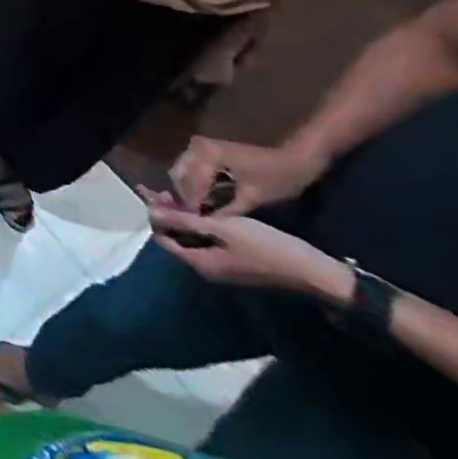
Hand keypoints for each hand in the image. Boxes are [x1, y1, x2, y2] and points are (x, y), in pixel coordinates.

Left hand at [147, 204, 352, 302]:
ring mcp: (221, 267)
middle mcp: (206, 268)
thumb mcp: (222, 228)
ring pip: (191, 239)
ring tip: (175, 193)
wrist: (309, 270)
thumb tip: (151, 213)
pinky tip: (201, 207)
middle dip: (166, 215)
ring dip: (181, 218)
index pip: (163, 237)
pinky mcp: (234, 262)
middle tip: (161, 188)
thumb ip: (185, 221)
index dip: (154, 214)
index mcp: (199, 262)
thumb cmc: (264, 246)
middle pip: (175, 239)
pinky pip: (206, 242)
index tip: (148, 190)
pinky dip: (197, 224)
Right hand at [169, 136, 328, 216]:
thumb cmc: (276, 179)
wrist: (294, 161)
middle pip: (179, 175)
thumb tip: (202, 224)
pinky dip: (194, 185)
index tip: (195, 228)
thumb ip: (224, 211)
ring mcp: (201, 145)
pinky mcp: (207, 149)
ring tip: (199, 212)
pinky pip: (190, 168)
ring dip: (188, 192)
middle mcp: (198, 146)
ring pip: (182, 172)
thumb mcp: (251, 199)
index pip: (190, 186)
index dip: (192, 209)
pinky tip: (203, 201)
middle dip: (185, 199)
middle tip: (196, 220)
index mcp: (208, 154)